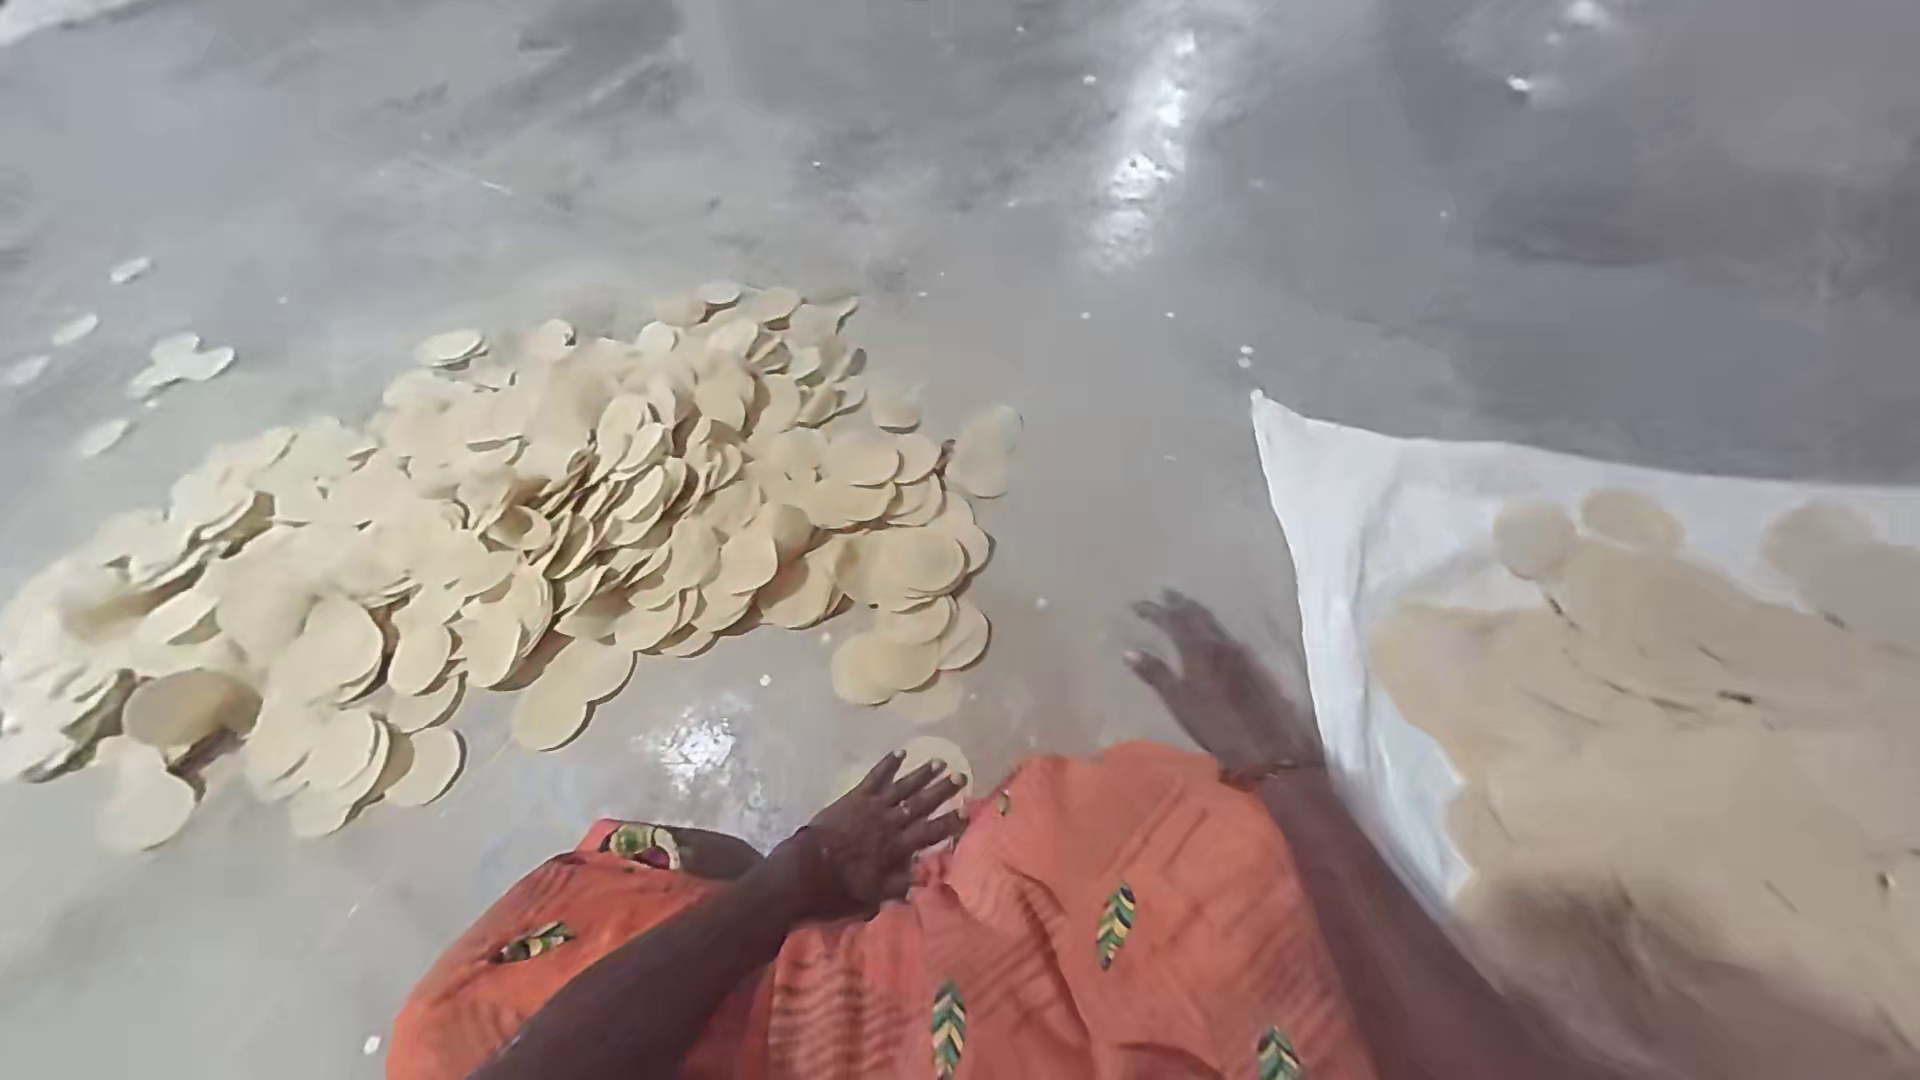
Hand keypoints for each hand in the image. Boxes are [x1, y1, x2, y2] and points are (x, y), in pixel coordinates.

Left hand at [774, 752, 966, 919]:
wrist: (807, 867)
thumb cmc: (840, 885)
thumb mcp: (873, 894)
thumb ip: (900, 884)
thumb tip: (926, 878)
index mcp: (896, 847)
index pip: (929, 832)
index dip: (948, 822)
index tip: (965, 811)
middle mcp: (890, 822)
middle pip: (921, 803)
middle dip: (942, 790)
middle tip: (961, 776)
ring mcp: (873, 806)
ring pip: (903, 787)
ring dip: (922, 774)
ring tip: (939, 761)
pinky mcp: (857, 796)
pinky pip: (876, 776)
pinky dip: (888, 764)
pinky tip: (900, 752)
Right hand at [1126, 590, 1322, 783]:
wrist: (1273, 748)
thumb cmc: (1218, 728)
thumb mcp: (1180, 703)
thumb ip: (1156, 674)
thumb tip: (1129, 651)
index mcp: (1199, 650)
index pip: (1173, 620)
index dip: (1154, 610)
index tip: (1137, 605)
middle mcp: (1221, 643)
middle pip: (1197, 614)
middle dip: (1178, 602)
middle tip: (1164, 593)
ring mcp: (1242, 652)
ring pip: (1214, 622)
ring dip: (1196, 611)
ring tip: (1184, 607)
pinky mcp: (1256, 664)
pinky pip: (1227, 633)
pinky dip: (1212, 626)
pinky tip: (1211, 634)